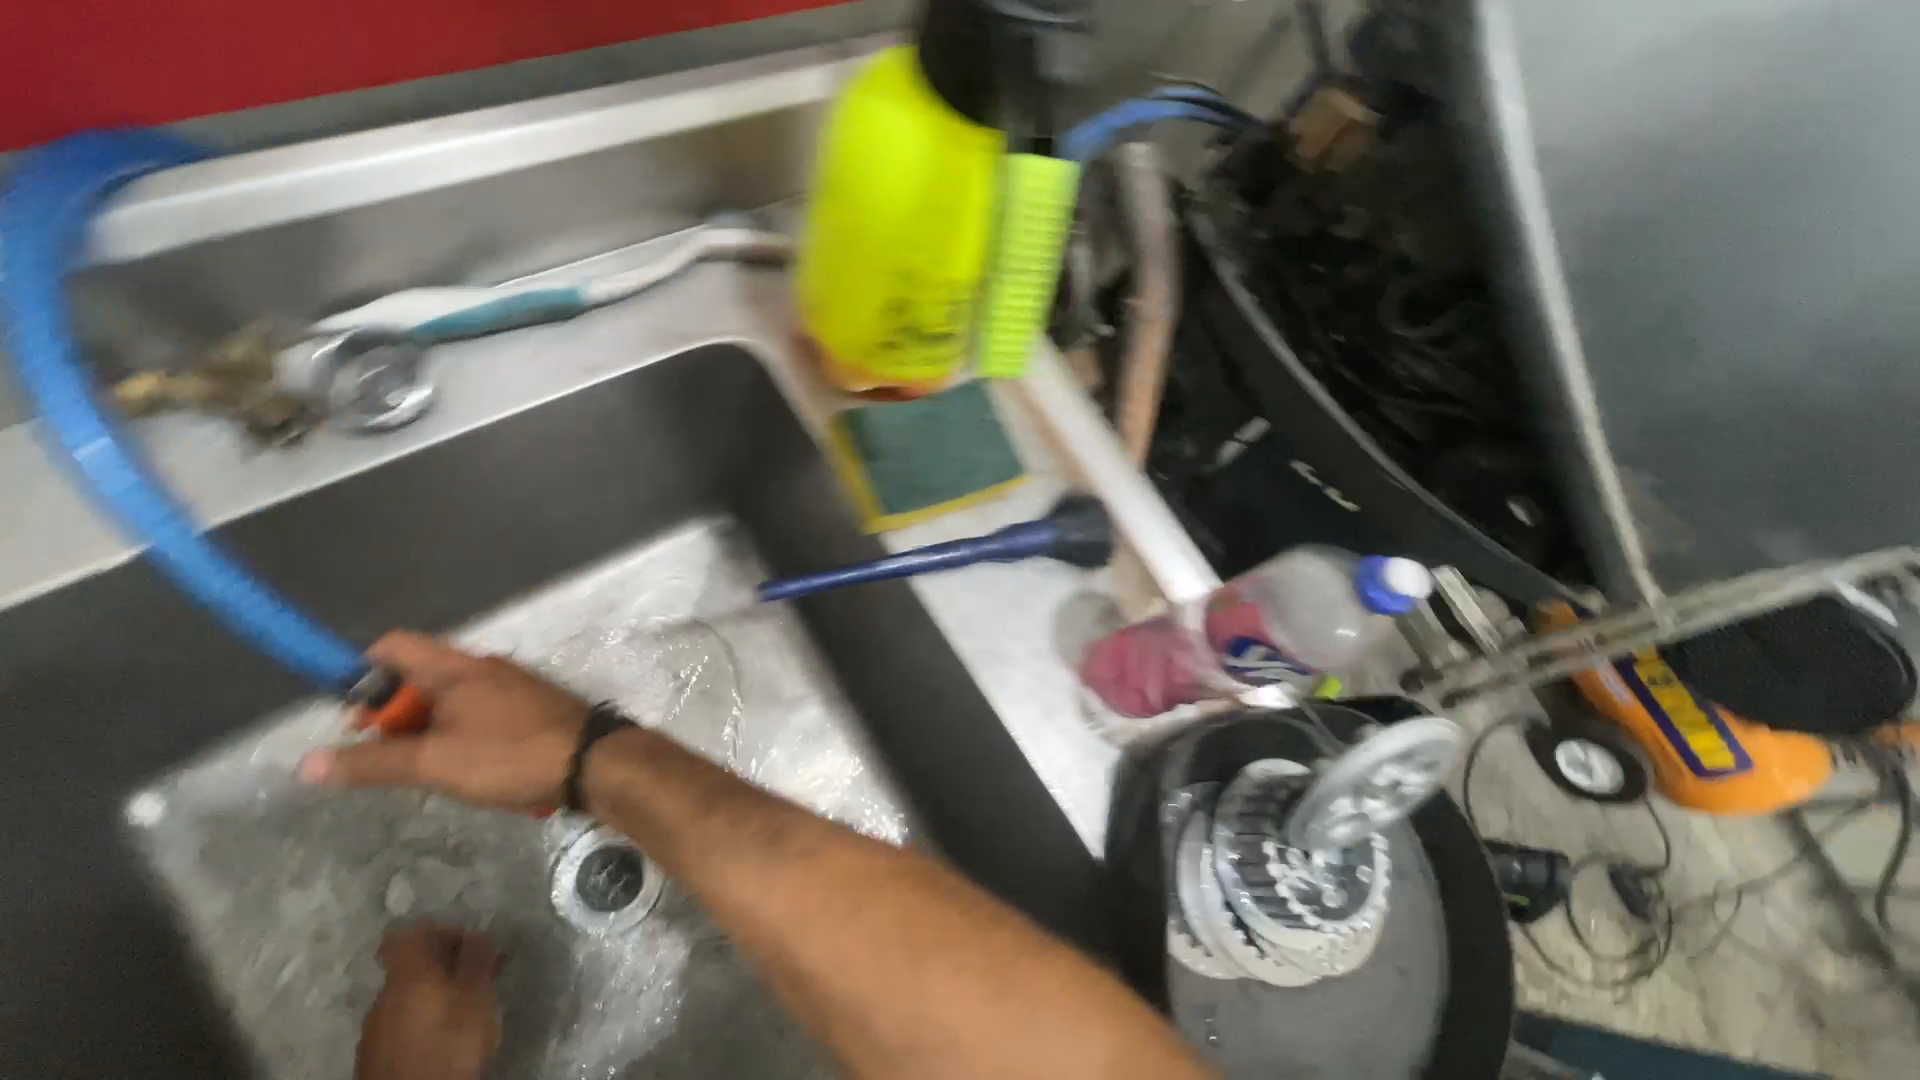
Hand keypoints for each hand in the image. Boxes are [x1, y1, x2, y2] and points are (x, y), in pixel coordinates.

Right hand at [300, 631, 589, 810]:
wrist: (596, 762)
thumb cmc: (513, 755)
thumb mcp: (434, 763)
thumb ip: (373, 762)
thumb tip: (307, 764)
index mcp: (457, 667)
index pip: (393, 645)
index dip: (361, 673)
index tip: (354, 719)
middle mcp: (485, 667)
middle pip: (419, 677)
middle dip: (397, 715)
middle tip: (394, 757)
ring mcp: (513, 687)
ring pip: (451, 702)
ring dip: (430, 733)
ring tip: (433, 771)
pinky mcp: (532, 709)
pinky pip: (482, 717)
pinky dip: (465, 739)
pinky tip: (472, 773)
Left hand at [356, 922, 503, 1079]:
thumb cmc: (450, 1041)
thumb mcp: (477, 992)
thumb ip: (478, 958)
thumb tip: (477, 932)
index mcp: (406, 975)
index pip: (405, 934)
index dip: (436, 929)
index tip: (465, 942)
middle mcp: (383, 996)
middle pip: (411, 965)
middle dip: (448, 963)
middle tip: (482, 973)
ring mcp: (375, 1028)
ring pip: (409, 993)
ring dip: (439, 991)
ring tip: (470, 1005)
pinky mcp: (376, 1055)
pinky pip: (403, 1020)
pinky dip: (427, 1016)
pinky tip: (447, 1033)